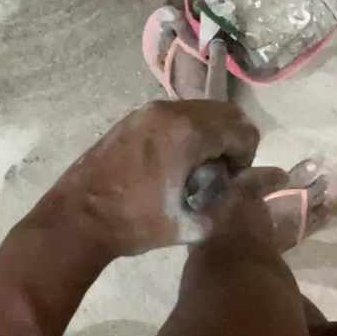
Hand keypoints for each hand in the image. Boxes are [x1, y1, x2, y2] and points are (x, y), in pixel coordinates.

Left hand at [37, 101, 260, 258]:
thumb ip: (232, 204)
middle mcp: (171, 111)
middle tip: (222, 173)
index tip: (232, 181)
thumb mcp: (191, 225)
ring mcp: (148, 111)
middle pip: (225, 113)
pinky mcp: (133, 117)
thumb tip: (260, 187)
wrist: (76, 220)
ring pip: (200, 110)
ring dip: (211, 134)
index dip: (247, 156)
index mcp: (189, 133)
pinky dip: (188, 130)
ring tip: (198, 168)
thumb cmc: (134, 225)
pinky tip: (174, 162)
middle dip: (233, 140)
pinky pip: (176, 114)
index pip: (242, 130)